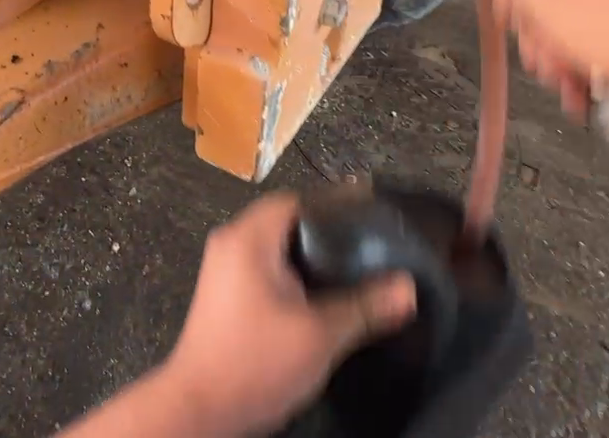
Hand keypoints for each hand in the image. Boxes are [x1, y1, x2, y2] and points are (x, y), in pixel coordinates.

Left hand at [156, 193, 414, 435]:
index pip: (295, 201)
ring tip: (358, 265)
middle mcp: (232, 242)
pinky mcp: (227, 293)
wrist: (201, 407)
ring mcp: (225, 268)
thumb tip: (407, 287)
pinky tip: (326, 291)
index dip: (334, 204)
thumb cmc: (257, 360)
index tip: (373, 214)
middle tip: (372, 242)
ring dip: (312, 255)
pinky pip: (267, 267)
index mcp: (248, 237)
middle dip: (328, 231)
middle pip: (286, 221)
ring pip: (277, 247)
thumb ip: (364, 307)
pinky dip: (296, 272)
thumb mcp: (319, 335)